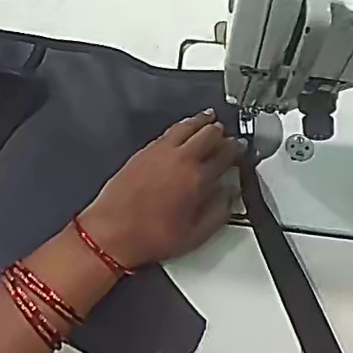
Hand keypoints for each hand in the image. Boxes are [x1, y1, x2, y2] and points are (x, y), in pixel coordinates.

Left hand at [78, 111, 242, 269]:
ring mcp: (161, 152)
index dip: (237, 150)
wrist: (112, 232)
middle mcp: (180, 159)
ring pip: (187, 126)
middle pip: (209, 133)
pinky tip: (183, 129)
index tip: (241, 150)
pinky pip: (169, 131)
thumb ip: (219, 212)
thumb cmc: (148, 235)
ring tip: (210, 118)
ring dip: (202, 121)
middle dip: (222, 132)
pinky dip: (182, 126)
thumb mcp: (195, 234)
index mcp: (197, 179)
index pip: (226, 155)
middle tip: (227, 135)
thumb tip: (229, 196)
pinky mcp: (144, 151)